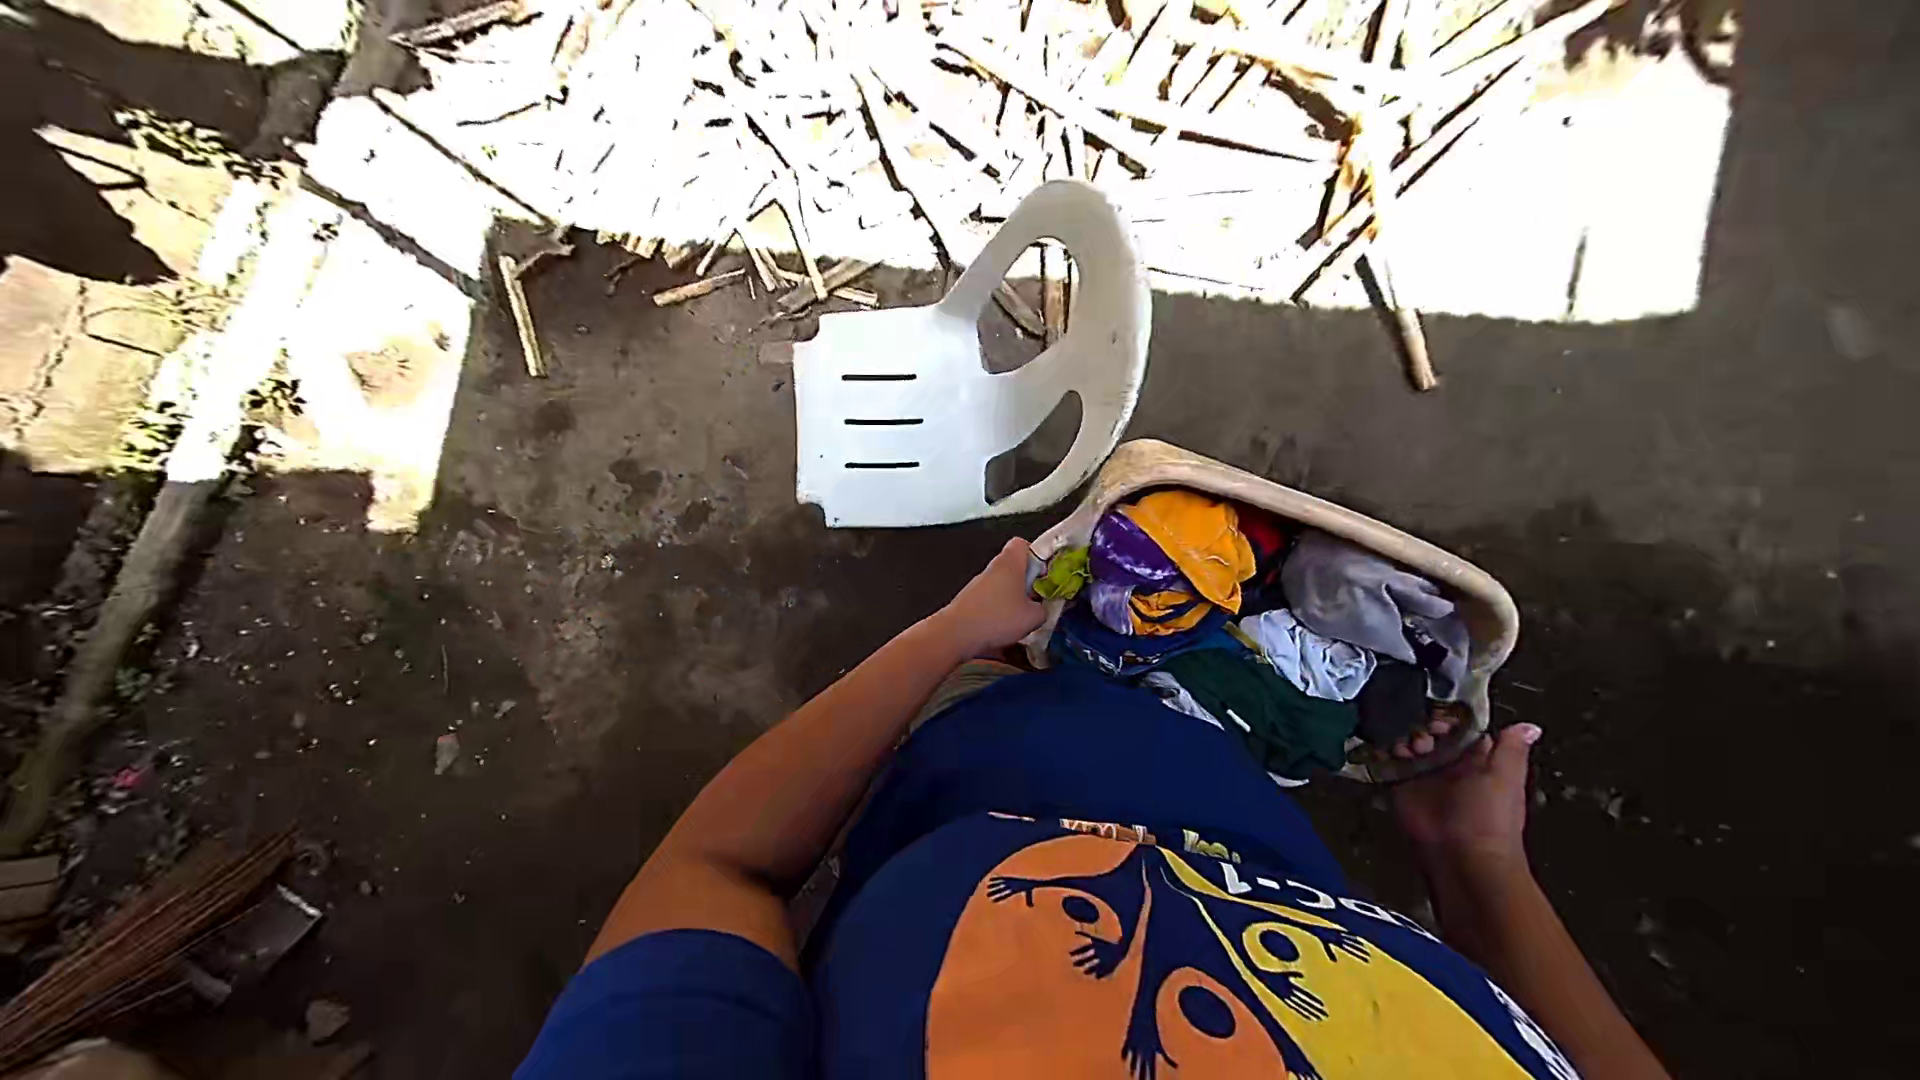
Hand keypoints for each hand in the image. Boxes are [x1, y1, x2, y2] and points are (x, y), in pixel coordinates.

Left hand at [931, 537, 1046, 657]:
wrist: (956, 633)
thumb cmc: (997, 618)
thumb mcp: (1033, 617)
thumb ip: (1043, 609)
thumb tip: (1040, 609)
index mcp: (1009, 563)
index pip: (1022, 544)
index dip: (1035, 555)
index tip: (1043, 575)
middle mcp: (992, 568)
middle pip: (1014, 566)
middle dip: (1026, 582)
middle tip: (1036, 600)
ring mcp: (978, 583)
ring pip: (1002, 584)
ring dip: (1013, 598)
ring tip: (1021, 619)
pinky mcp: (969, 599)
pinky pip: (991, 599)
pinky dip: (999, 610)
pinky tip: (1003, 629)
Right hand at [1392, 723, 1539, 880]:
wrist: (1461, 854)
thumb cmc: (1489, 817)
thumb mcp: (1504, 779)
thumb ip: (1510, 751)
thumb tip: (1530, 726)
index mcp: (1474, 760)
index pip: (1456, 727)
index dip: (1446, 718)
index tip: (1438, 720)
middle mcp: (1445, 763)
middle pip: (1426, 731)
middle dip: (1419, 726)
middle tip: (1422, 738)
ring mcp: (1420, 773)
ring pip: (1404, 742)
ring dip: (1401, 737)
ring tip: (1407, 749)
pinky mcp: (1398, 784)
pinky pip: (1385, 760)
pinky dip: (1381, 751)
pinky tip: (1386, 752)